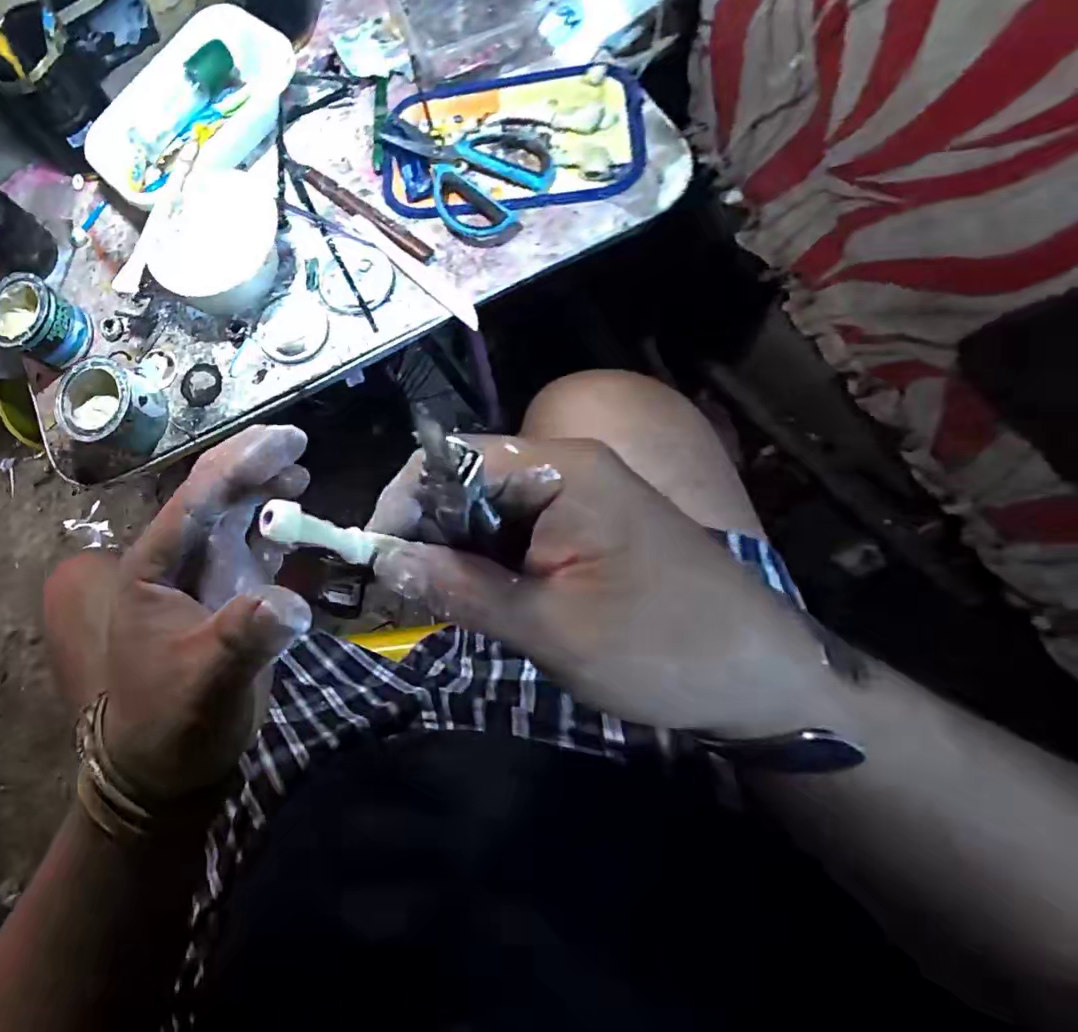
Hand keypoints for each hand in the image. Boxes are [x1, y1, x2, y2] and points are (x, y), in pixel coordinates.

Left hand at [44, 426, 313, 799]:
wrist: (165, 764)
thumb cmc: (170, 721)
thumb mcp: (204, 682)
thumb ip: (242, 639)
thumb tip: (289, 603)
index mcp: (155, 567)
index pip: (195, 502)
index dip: (237, 466)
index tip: (282, 439)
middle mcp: (178, 561)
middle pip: (214, 497)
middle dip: (250, 464)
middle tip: (295, 442)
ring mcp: (204, 578)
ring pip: (235, 517)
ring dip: (264, 491)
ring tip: (300, 473)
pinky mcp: (229, 598)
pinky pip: (256, 550)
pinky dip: (279, 531)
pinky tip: (301, 520)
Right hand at [366, 437, 847, 736]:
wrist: (772, 686)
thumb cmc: (666, 652)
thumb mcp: (550, 629)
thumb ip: (459, 588)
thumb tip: (381, 562)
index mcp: (564, 472)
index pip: (448, 459)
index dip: (400, 502)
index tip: (375, 558)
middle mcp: (563, 468)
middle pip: (456, 479)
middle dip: (418, 530)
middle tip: (397, 588)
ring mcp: (571, 495)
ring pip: (472, 507)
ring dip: (443, 549)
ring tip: (425, 597)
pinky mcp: (574, 524)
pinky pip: (500, 529)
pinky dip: (472, 559)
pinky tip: (465, 595)